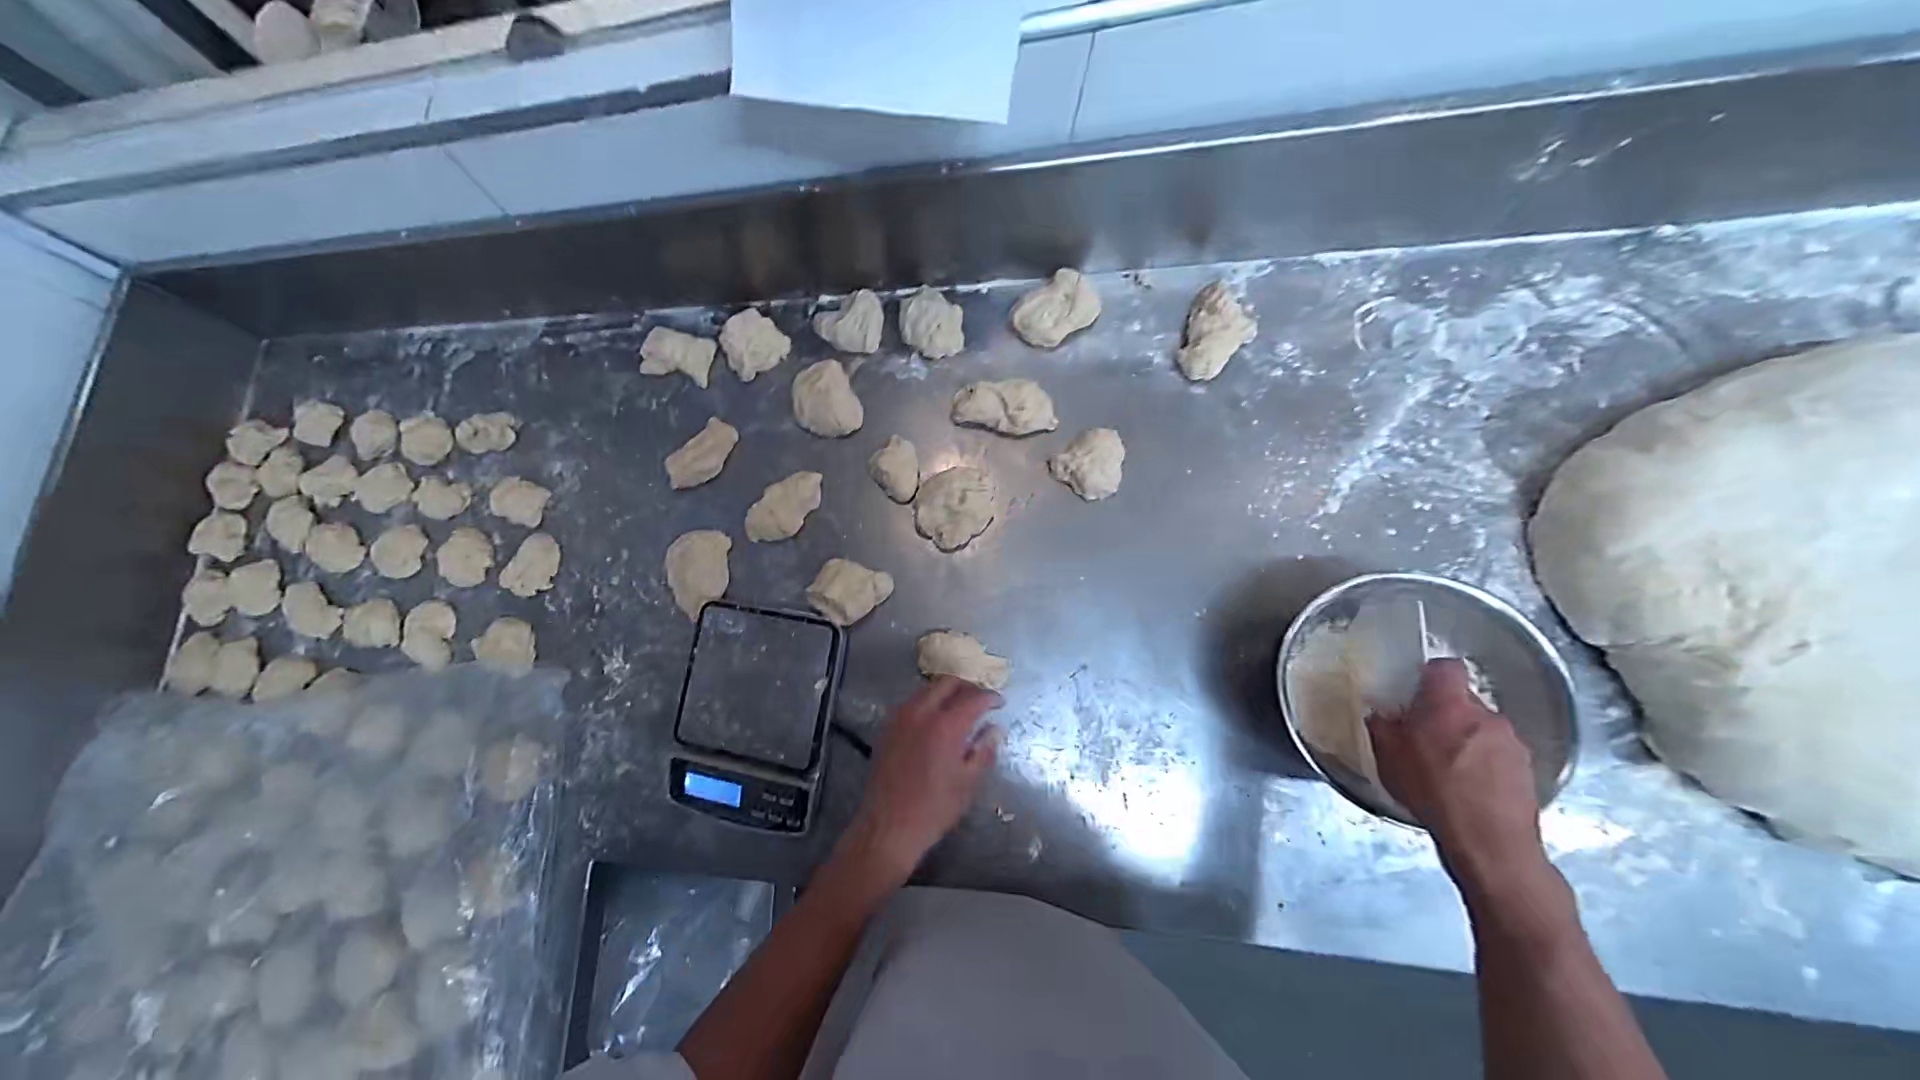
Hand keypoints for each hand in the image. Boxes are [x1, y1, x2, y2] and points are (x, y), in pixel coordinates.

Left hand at [837, 676, 1001, 886]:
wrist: (888, 826)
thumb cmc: (934, 808)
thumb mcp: (968, 783)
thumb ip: (984, 750)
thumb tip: (994, 729)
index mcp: (946, 725)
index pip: (973, 699)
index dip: (990, 697)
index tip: (1000, 703)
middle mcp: (921, 713)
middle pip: (947, 683)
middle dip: (968, 686)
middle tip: (980, 700)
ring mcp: (901, 718)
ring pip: (927, 690)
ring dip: (946, 692)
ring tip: (960, 707)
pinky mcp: (888, 728)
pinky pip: (912, 702)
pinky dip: (928, 702)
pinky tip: (936, 719)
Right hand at [1368, 660, 1550, 901]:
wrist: (1489, 841)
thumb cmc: (1432, 790)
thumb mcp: (1388, 757)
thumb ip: (1382, 726)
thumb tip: (1382, 713)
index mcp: (1449, 705)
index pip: (1445, 667)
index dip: (1430, 675)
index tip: (1416, 691)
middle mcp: (1486, 715)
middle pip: (1463, 700)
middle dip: (1445, 714)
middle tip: (1423, 736)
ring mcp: (1512, 743)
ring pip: (1482, 728)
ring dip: (1465, 739)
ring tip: (1446, 768)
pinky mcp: (1526, 769)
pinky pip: (1498, 754)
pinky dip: (1483, 763)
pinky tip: (1467, 787)